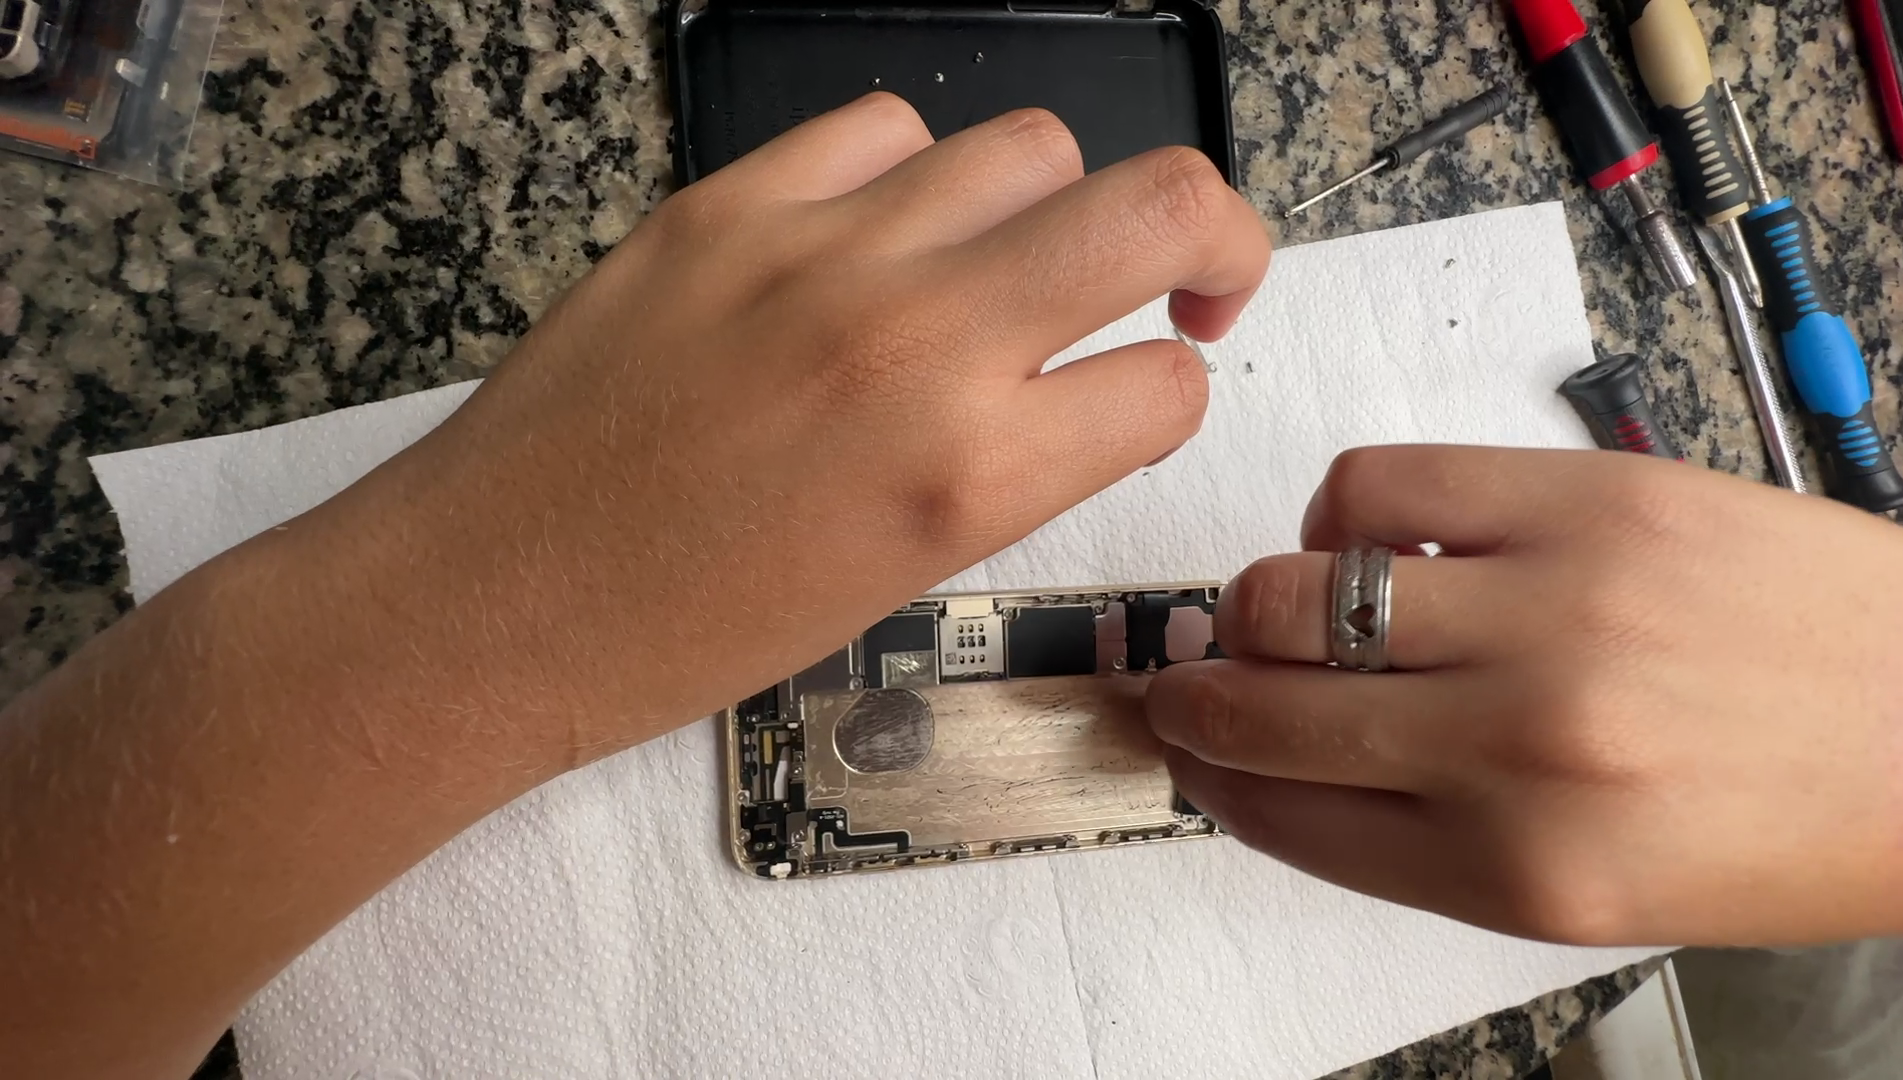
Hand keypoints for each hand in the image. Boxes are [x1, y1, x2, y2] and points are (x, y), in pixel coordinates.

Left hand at [306, 93, 1270, 763]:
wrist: (495, 606)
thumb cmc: (704, 632)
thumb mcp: (902, 576)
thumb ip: (1015, 465)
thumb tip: (1085, 385)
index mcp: (972, 477)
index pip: (1166, 388)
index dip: (1173, 391)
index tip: (1141, 396)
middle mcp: (918, 341)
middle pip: (1159, 201)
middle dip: (1217, 237)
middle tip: (1193, 278)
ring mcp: (819, 249)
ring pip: (1027, 146)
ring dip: (1052, 210)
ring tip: (1003, 271)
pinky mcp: (723, 202)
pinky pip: (881, 131)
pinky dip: (915, 178)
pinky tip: (884, 240)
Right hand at [1145, 447, 1902, 946]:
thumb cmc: (1751, 822)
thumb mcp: (1565, 883)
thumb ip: (1388, 828)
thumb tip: (1248, 760)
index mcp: (1514, 868)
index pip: (1276, 811)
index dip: (1203, 772)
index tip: (1182, 745)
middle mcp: (1521, 747)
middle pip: (1256, 704)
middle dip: (1191, 693)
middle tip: (1190, 677)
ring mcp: (1553, 610)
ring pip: (1286, 591)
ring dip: (1251, 606)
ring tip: (1286, 609)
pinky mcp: (1582, 499)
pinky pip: (1366, 485)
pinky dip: (1332, 514)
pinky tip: (1372, 541)